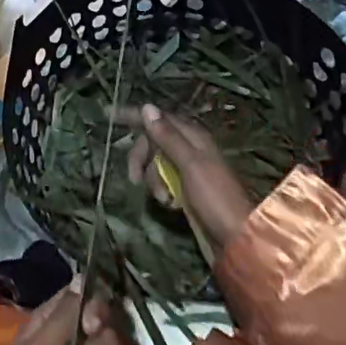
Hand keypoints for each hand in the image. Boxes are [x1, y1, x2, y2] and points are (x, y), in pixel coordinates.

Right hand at [112, 104, 254, 251]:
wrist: (236, 237)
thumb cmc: (215, 198)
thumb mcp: (190, 165)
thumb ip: (167, 137)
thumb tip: (147, 107)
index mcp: (192, 136)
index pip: (156, 117)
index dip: (133, 115)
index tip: (108, 114)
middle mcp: (189, 147)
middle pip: (152, 141)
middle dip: (140, 159)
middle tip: (134, 179)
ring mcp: (187, 168)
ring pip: (154, 163)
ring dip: (152, 180)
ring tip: (163, 198)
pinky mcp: (185, 187)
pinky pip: (162, 180)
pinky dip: (160, 190)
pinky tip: (169, 203)